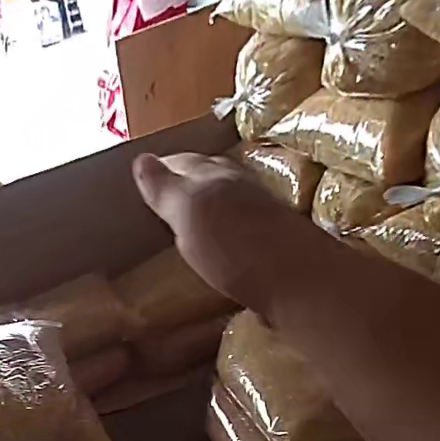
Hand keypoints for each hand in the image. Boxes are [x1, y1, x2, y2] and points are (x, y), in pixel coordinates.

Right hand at [132, 152, 335, 316]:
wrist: (298, 281)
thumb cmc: (235, 249)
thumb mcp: (188, 216)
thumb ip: (165, 189)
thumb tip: (141, 159)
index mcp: (213, 177)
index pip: (180, 162)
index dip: (161, 168)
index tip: (145, 179)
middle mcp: (239, 186)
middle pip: (208, 174)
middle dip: (187, 180)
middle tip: (168, 196)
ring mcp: (262, 212)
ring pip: (230, 198)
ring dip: (212, 203)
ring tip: (195, 219)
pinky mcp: (277, 241)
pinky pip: (245, 225)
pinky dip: (229, 228)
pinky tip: (226, 243)